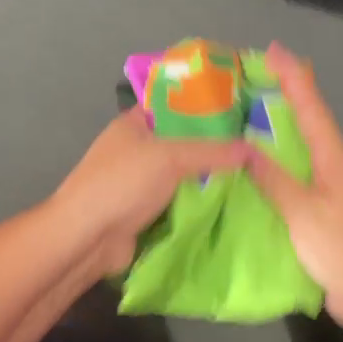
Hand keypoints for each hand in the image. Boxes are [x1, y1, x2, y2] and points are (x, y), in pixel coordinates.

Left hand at [50, 109, 248, 271]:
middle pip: (181, 141)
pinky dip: (198, 202)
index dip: (203, 105)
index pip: (173, 104)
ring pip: (182, 173)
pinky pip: (179, 200)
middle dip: (212, 145)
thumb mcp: (169, 157)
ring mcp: (139, 181)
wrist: (88, 237)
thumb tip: (252, 148)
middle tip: (255, 147)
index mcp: (134, 122)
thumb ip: (210, 151)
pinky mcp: (145, 211)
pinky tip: (231, 202)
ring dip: (208, 177)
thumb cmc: (122, 182)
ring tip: (253, 174)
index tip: (240, 111)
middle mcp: (136, 147)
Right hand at [246, 44, 342, 330]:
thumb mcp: (302, 212)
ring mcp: (333, 188)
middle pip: (308, 118)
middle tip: (251, 74)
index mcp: (333, 156)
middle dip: (284, 92)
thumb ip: (272, 178)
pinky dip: (279, 158)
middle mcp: (335, 164)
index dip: (291, 74)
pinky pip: (298, 171)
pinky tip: (259, 164)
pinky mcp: (327, 211)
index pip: (309, 103)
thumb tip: (243, 145)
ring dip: (280, 125)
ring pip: (303, 145)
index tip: (270, 48)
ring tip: (248, 110)